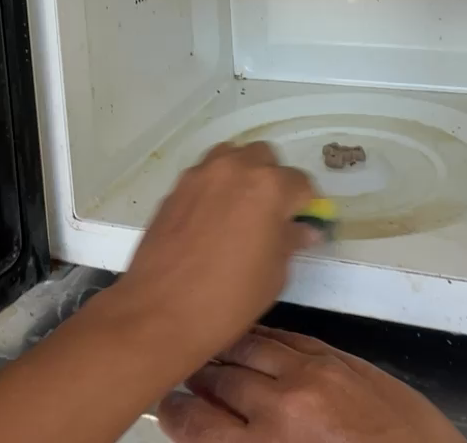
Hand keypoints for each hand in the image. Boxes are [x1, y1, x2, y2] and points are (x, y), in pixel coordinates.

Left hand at [104, 143, 317, 364]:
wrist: (161, 310)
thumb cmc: (229, 298)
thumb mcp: (274, 274)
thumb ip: (290, 240)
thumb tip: (304, 228)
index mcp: (269, 187)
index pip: (301, 183)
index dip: (305, 204)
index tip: (301, 223)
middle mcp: (236, 168)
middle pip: (265, 157)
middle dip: (273, 180)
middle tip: (270, 214)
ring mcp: (202, 173)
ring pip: (232, 156)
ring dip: (242, 174)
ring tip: (238, 209)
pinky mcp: (176, 185)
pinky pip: (204, 174)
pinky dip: (214, 186)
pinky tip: (210, 219)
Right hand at [158, 327, 465, 442]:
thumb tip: (217, 434)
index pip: (199, 426)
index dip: (176, 412)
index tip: (167, 405)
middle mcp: (281, 408)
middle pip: (220, 381)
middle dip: (197, 377)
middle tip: (184, 374)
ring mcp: (312, 376)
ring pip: (249, 350)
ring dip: (224, 350)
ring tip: (210, 351)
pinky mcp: (338, 358)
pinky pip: (287, 338)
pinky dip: (262, 338)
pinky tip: (251, 340)